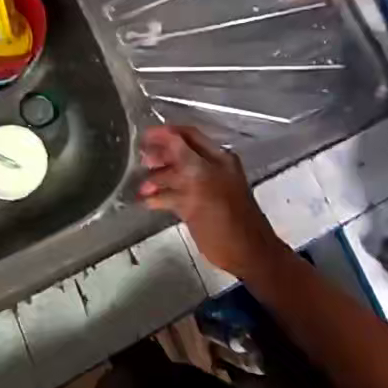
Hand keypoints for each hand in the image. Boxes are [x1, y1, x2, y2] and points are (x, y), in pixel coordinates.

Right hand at [138, 125, 279, 276]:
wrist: (246, 253)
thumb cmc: (227, 218)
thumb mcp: (204, 181)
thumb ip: (186, 158)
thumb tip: (168, 137)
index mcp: (217, 159)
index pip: (187, 137)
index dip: (165, 134)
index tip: (143, 137)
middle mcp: (210, 170)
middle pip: (179, 154)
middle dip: (158, 156)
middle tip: (140, 160)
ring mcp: (203, 189)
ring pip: (175, 176)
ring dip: (157, 179)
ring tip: (141, 187)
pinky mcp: (197, 207)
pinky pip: (175, 195)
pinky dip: (160, 197)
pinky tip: (147, 201)